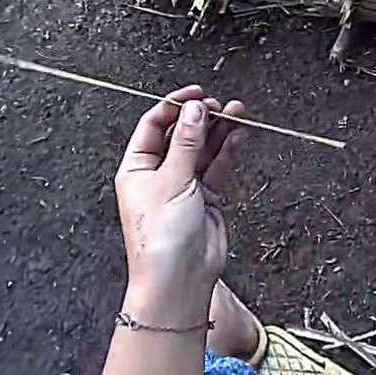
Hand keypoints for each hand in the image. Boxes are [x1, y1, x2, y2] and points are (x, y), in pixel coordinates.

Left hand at [112, 85, 246, 328]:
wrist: (179, 280)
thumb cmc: (161, 238)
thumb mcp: (172, 180)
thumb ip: (187, 141)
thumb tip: (194, 109)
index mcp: (137, 168)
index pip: (154, 125)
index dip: (175, 106)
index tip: (197, 94)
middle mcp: (159, 174)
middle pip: (181, 134)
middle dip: (201, 117)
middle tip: (219, 105)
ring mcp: (183, 185)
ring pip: (203, 148)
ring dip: (219, 131)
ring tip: (237, 112)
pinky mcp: (205, 196)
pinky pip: (217, 166)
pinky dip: (228, 150)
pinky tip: (238, 135)